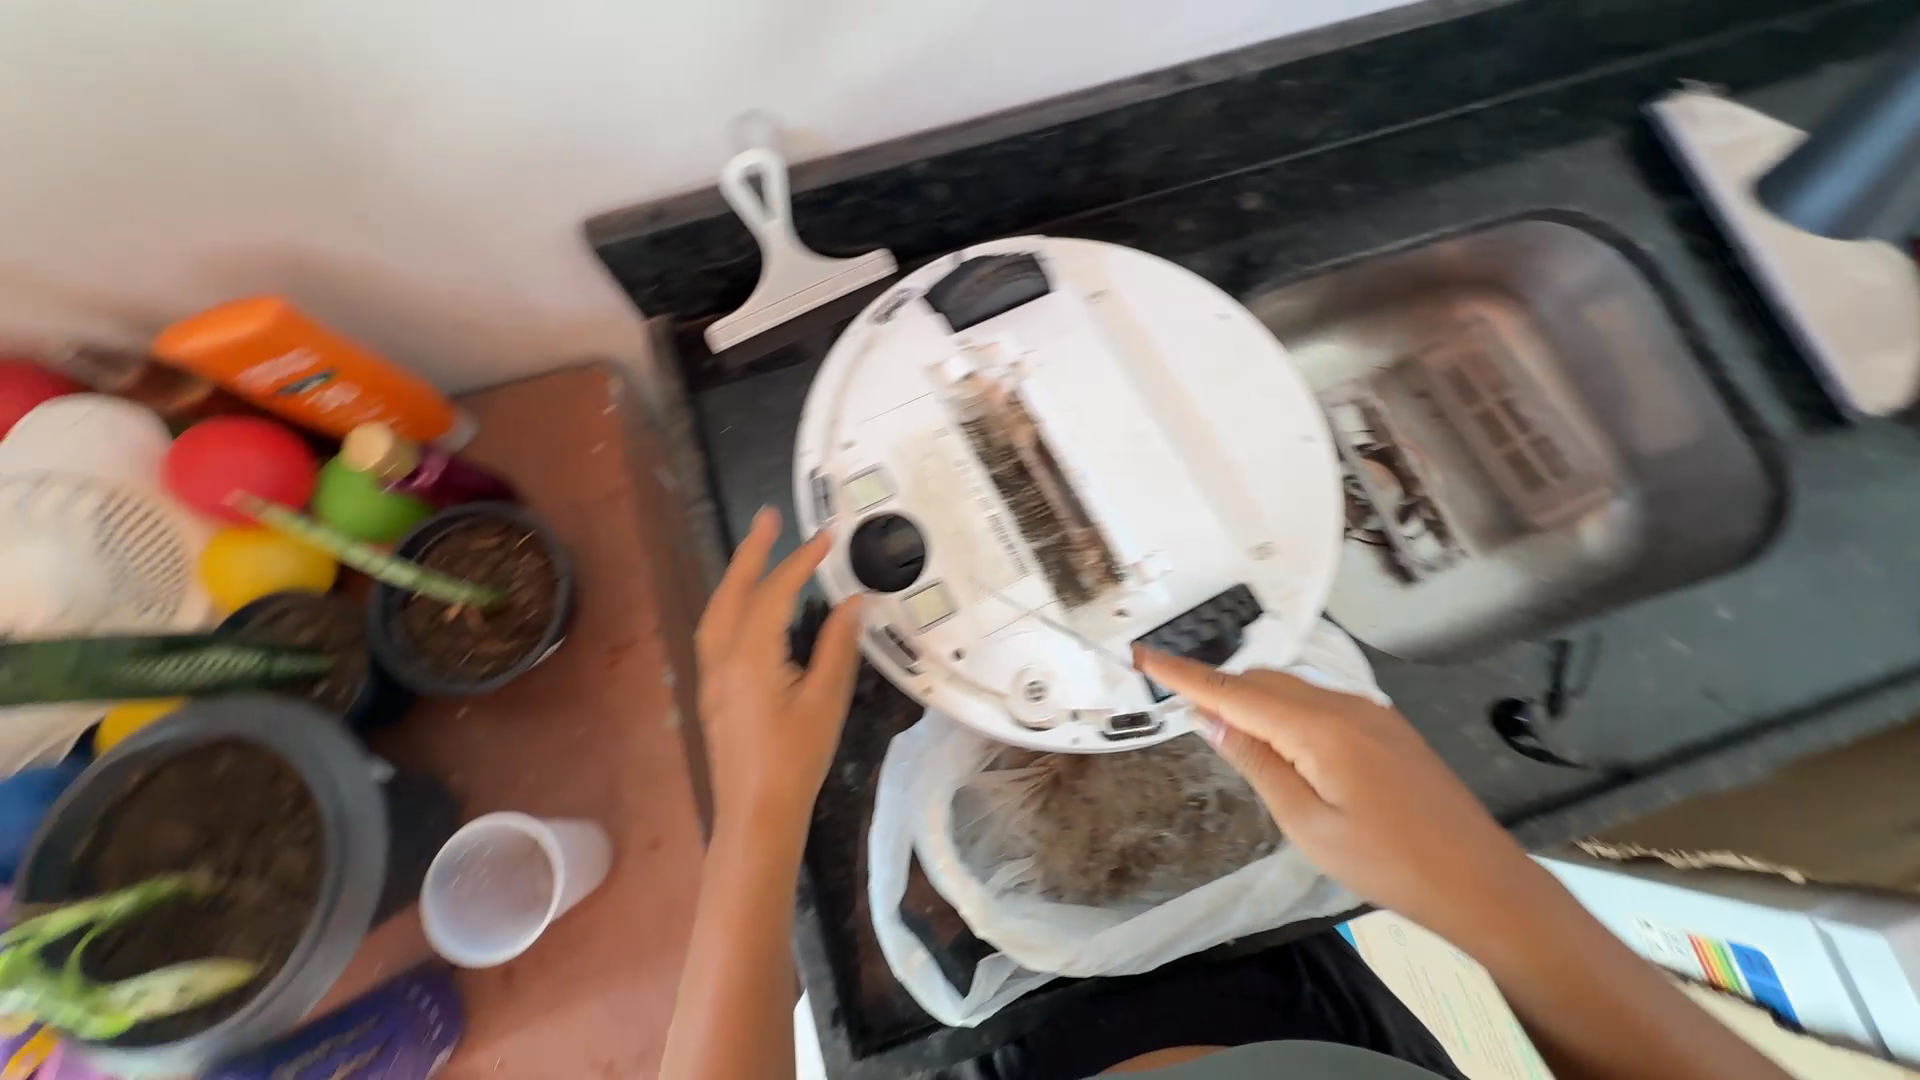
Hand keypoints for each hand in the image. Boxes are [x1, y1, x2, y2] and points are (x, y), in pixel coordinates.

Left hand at [696, 508, 862, 838]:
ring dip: (736, 577)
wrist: (756, 815)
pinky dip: (729, 604)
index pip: (774, 593)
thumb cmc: (797, 759)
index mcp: (750, 656)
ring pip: (716, 612)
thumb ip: (837, 645)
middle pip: (732, 592)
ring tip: (757, 552)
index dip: (799, 562)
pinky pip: (715, 632)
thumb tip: (852, 602)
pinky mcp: (712, 693)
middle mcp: (722, 658)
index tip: (824, 537)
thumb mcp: (826, 700)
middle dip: (751, 552)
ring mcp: (711, 677)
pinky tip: (746, 607)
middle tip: (768, 518)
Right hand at [1134, 648, 1546, 946]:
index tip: (1143, 654)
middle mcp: (1342, 704)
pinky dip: (1282, 710)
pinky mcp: (1384, 725)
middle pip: (1260, 681)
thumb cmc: (1389, 864)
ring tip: (1225, 729)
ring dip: (1250, 699)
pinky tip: (1280, 741)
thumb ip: (1256, 763)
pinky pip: (1316, 702)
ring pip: (1289, 688)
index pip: (1233, 691)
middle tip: (1181, 708)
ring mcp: (1368, 711)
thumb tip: (1209, 719)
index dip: (1183, 673)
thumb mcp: (1306, 824)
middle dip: (1215, 687)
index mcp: (1318, 728)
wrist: (1484, 883)